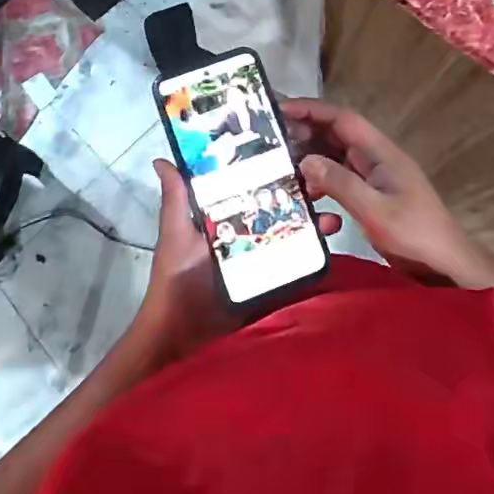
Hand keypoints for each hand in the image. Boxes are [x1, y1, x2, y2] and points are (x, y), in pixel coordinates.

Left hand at [129, 160, 341, 359]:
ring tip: (333, 219)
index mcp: (221, 220)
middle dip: (301, 199)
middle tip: (323, 187)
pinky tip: (331, 248)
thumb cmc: (178, 279)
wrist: (184, 337)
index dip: (270, 174)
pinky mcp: (272, 287)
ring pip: (291, 236)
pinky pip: (295, 268)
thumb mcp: (176, 234)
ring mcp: (260, 262)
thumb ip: (175, 200)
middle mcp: (243, 237)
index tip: (294, 156)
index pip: (250, 190)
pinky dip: (313, 257)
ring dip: (313, 225)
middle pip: (277, 212)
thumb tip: (160, 159)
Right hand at [282, 99, 479, 282]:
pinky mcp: (370, 198)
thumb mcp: (374, 209)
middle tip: (270, 144)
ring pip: (333, 160)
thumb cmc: (415, 234)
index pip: (342, 118)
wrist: (447, 266)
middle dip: (303, 136)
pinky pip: (338, 183)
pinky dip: (322, 190)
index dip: (311, 109)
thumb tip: (304, 160)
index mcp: (380, 152)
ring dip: (310, 166)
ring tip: (284, 176)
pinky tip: (312, 209)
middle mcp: (375, 159)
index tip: (279, 108)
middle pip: (334, 136)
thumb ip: (339, 182)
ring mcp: (373, 179)